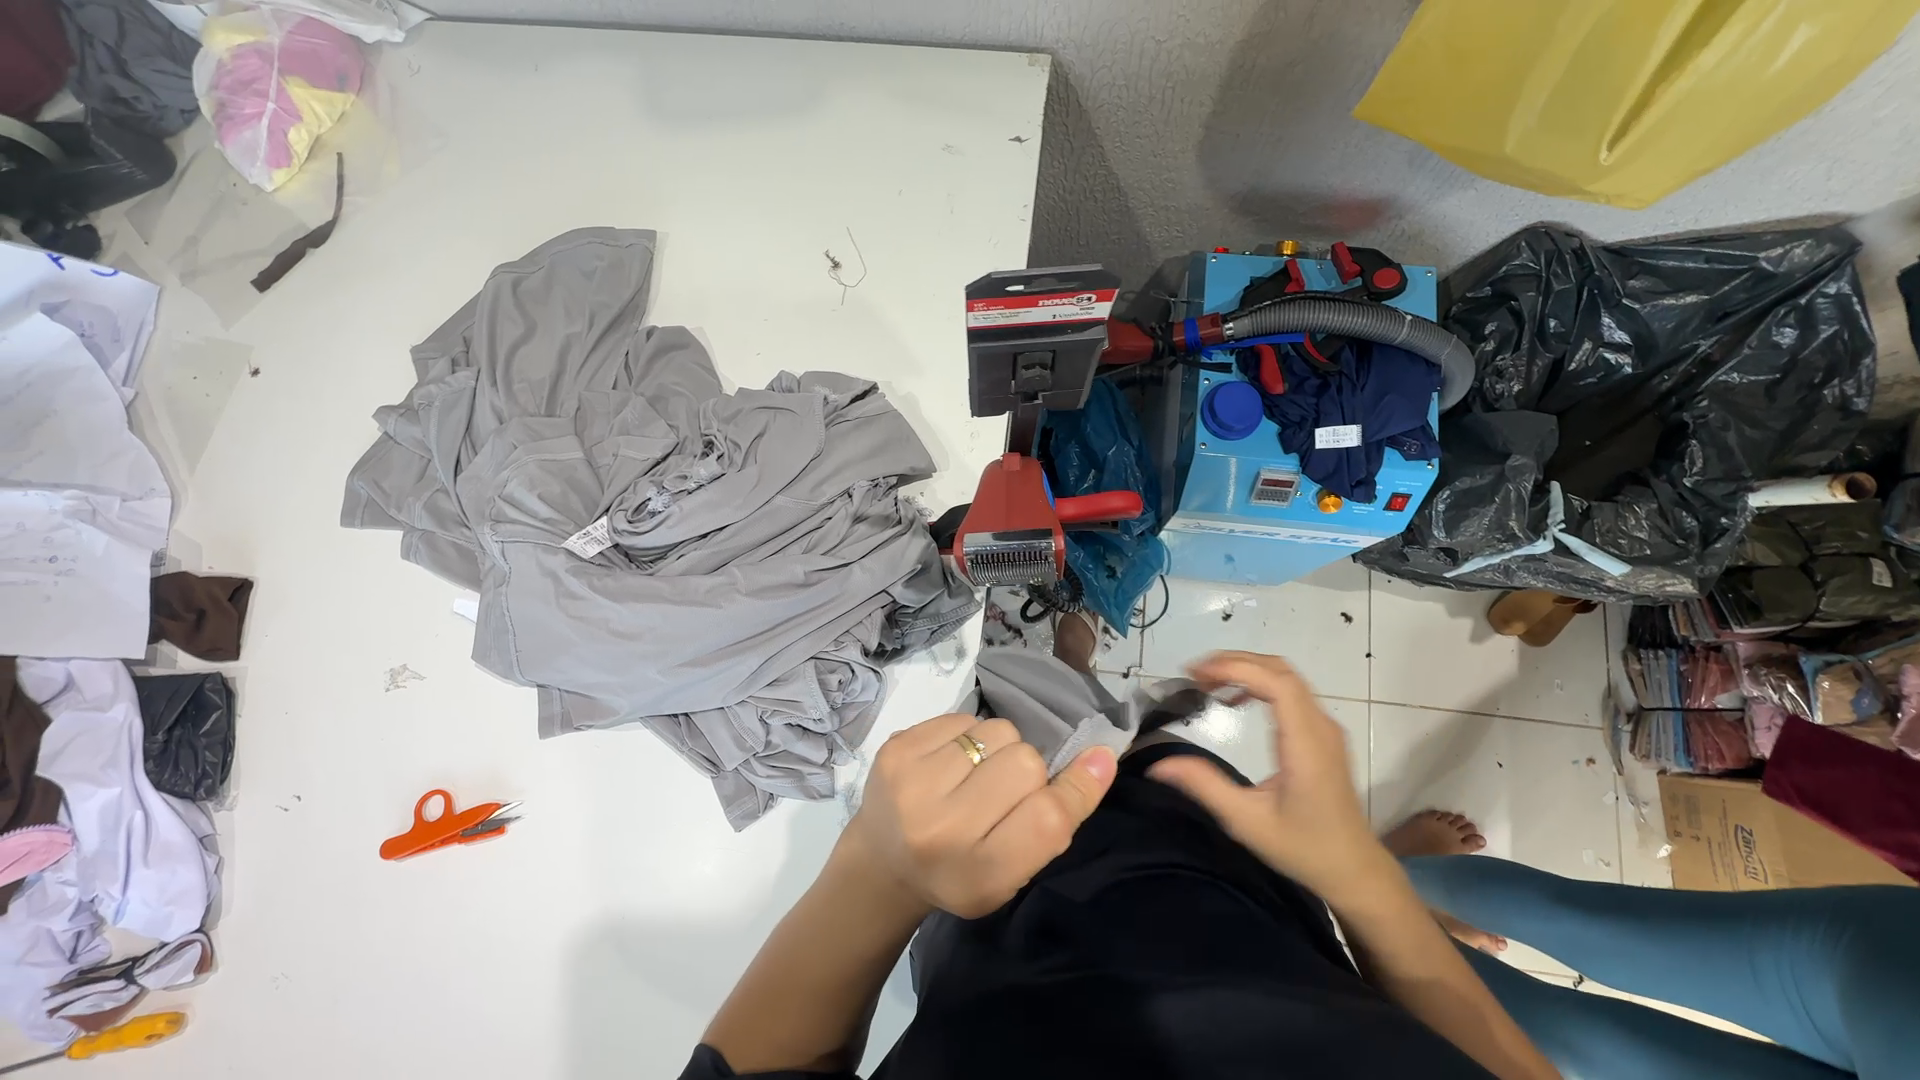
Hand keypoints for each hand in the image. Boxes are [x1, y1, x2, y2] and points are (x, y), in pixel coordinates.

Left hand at [841, 713, 1116, 917]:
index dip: (1079, 787)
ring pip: (998, 731)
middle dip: (1027, 771)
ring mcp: (912, 783)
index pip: (1048, 818)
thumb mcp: (1011, 871)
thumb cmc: (957, 873)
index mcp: (979, 873)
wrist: (881, 864)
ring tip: (975, 776)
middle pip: (1026, 764)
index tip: (1096, 762)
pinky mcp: (896, 747)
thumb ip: (1055, 822)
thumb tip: (1101, 757)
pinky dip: (968, 735)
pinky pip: (964, 717)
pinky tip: (949, 763)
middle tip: (1003, 793)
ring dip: (999, 748)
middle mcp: (942, 828)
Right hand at [1147, 651, 1391, 898]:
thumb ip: (1205, 786)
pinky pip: (1291, 692)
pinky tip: (1234, 701)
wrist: (1353, 868)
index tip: (1196, 673)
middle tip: (1194, 675)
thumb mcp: (1246, 821)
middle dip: (1234, 662)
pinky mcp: (1323, 735)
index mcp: (1305, 744)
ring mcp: (1325, 728)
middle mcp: (1320, 727)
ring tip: (1207, 684)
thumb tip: (1158, 764)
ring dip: (1246, 670)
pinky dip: (1259, 684)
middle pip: (1280, 670)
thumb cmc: (1302, 847)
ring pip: (1286, 677)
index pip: (1276, 683)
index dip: (1235, 668)